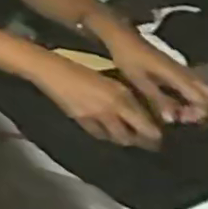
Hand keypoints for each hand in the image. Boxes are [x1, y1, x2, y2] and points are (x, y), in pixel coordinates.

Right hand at [31, 59, 161, 149]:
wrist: (48, 68)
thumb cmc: (78, 66)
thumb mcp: (107, 79)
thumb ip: (125, 96)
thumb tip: (141, 113)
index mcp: (120, 96)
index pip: (147, 127)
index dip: (155, 135)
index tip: (159, 136)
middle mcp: (112, 110)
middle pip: (135, 137)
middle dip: (142, 142)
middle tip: (146, 141)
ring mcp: (95, 117)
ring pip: (118, 139)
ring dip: (124, 139)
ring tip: (126, 135)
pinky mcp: (81, 121)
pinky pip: (100, 135)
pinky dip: (106, 135)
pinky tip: (105, 130)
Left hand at [107, 37, 207, 127]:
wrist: (122, 36)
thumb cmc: (127, 56)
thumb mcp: (138, 78)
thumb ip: (157, 98)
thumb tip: (174, 120)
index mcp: (179, 77)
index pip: (205, 102)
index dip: (199, 115)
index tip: (181, 118)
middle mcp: (189, 75)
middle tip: (191, 120)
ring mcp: (186, 72)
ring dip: (205, 108)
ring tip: (184, 115)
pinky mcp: (180, 72)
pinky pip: (200, 90)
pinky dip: (198, 101)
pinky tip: (180, 106)